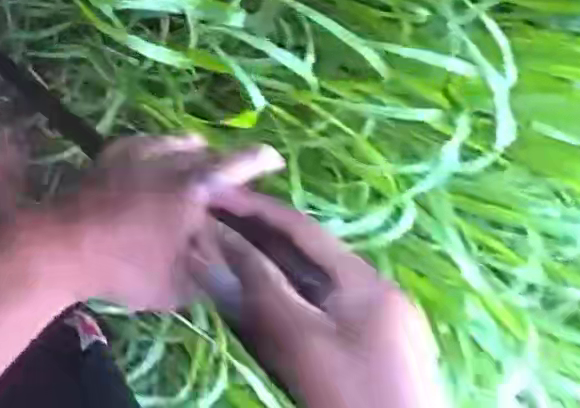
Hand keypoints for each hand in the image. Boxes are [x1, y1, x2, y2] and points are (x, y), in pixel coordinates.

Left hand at [43, 134, 282, 310]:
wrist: (63, 242)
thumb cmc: (126, 267)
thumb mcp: (179, 285)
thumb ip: (209, 274)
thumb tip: (229, 270)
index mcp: (187, 189)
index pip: (228, 169)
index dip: (252, 161)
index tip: (271, 155)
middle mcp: (160, 163)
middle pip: (196, 152)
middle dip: (217, 159)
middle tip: (231, 170)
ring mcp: (127, 156)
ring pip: (164, 141)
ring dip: (183, 147)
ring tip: (195, 151)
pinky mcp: (102, 159)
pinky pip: (136, 143)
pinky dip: (152, 146)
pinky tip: (150, 153)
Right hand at [209, 188, 447, 407]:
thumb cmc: (352, 396)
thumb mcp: (298, 335)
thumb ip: (255, 277)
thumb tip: (209, 231)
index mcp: (368, 282)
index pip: (301, 226)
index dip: (252, 204)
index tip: (208, 191)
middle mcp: (374, 293)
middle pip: (302, 249)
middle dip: (252, 230)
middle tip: (205, 213)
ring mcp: (371, 322)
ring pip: (303, 275)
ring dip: (259, 258)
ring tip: (214, 240)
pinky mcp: (361, 347)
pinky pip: (309, 300)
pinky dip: (274, 286)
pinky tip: (242, 281)